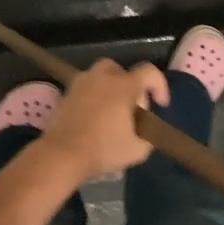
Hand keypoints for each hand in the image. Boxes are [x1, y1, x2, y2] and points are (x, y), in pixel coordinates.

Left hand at [37, 59, 168, 180]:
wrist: (62, 154)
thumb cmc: (103, 149)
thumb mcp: (138, 149)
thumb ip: (148, 134)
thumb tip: (144, 129)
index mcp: (124, 86)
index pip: (149, 72)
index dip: (160, 85)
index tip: (161, 104)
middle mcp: (103, 77)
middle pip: (122, 70)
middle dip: (132, 85)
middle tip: (132, 107)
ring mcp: (82, 83)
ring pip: (101, 76)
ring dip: (111, 88)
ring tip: (113, 111)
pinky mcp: (67, 93)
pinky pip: (87, 87)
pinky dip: (95, 96)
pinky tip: (95, 117)